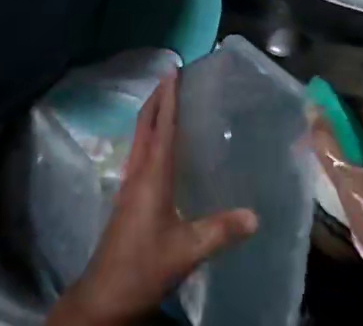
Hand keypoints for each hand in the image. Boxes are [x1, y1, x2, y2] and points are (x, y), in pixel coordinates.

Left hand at [47, 72, 258, 325]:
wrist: (106, 292)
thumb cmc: (144, 264)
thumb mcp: (187, 250)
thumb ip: (220, 231)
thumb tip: (256, 214)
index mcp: (152, 174)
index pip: (162, 125)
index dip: (169, 97)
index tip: (174, 70)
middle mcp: (138, 170)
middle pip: (145, 123)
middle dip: (157, 97)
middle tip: (171, 76)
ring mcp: (130, 183)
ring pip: (139, 136)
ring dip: (151, 114)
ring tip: (167, 101)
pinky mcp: (128, 196)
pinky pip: (140, 153)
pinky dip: (149, 136)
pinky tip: (161, 146)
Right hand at [312, 106, 362, 325]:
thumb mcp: (346, 181)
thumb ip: (326, 141)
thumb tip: (312, 108)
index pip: (361, 107)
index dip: (334, 109)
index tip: (312, 118)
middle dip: (342, 130)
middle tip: (317, 142)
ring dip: (355, 146)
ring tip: (331, 159)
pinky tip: (354, 174)